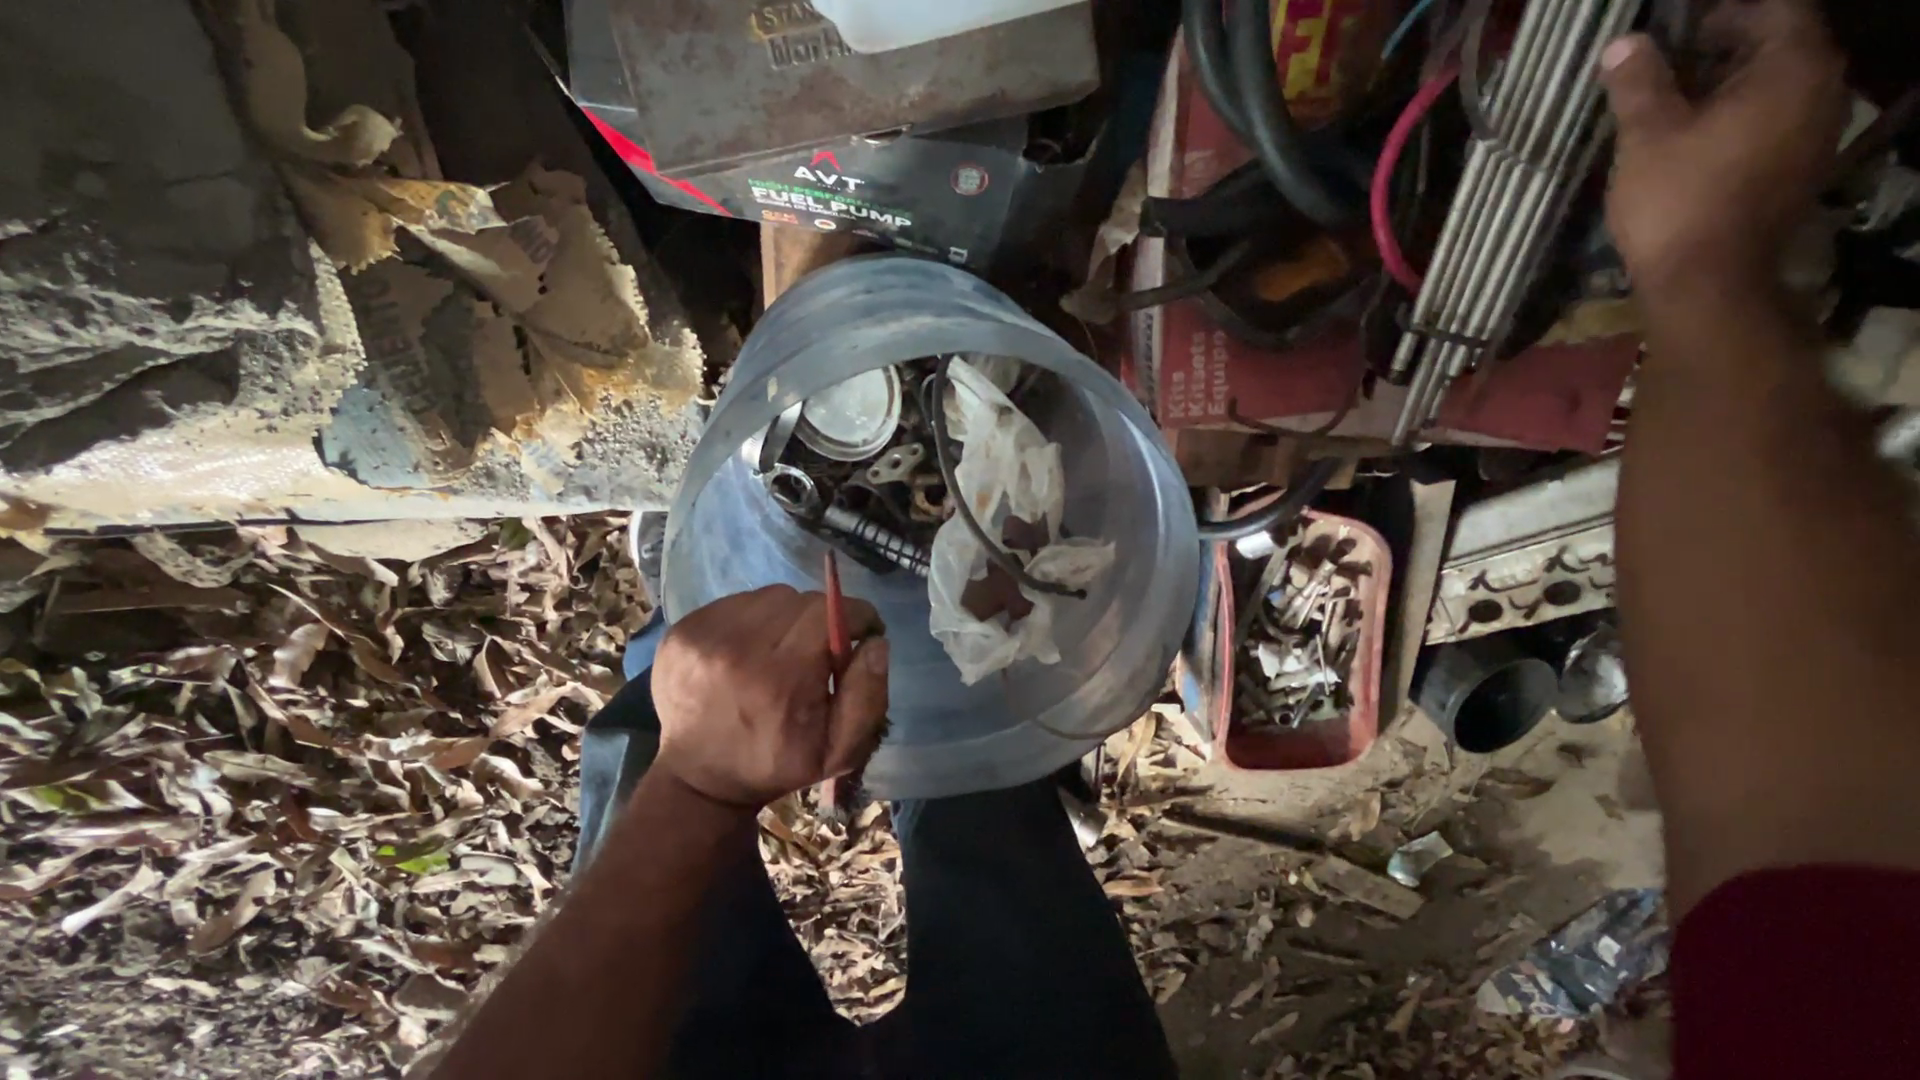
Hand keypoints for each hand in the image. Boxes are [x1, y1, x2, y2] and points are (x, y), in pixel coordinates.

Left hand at [649, 585, 889, 808]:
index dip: (857, 616)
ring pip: (770, 597)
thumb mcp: (839, 751)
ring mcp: (703, 635)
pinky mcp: (682, 630)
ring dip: (787, 617)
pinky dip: (753, 619)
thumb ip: (867, 696)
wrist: (698, 780)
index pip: (830, 610)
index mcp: (780, 677)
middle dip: (823, 619)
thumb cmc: (776, 764)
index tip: (863, 632)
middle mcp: (737, 646)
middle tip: (821, 649)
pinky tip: (751, 650)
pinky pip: (737, 603)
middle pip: (802, 600)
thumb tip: (877, 642)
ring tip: (784, 649)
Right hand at [1599, 0, 1847, 295]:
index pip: (1772, 10)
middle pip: (1780, 45)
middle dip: (1725, 48)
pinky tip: (1696, 139)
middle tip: (1667, 65)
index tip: (1676, 30)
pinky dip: (1740, 117)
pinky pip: (1776, 120)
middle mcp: (1822, 89)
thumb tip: (1623, 43)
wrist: (1706, 278)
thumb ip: (1639, 84)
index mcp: (1794, 67)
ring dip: (1730, 86)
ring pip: (1777, 86)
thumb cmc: (1676, 199)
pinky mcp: (1801, 166)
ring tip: (1674, 104)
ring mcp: (1818, 131)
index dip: (1723, 14)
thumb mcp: (1645, 136)